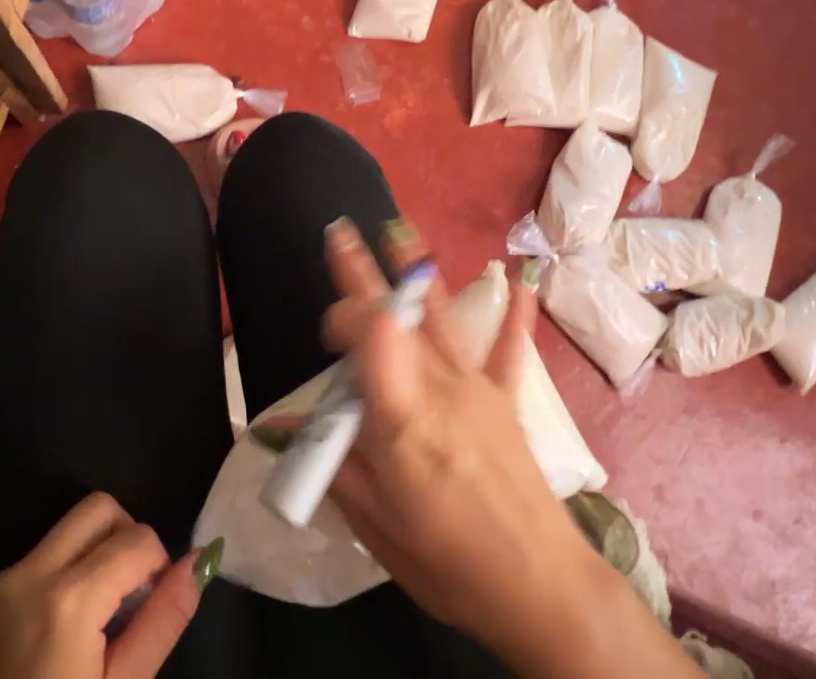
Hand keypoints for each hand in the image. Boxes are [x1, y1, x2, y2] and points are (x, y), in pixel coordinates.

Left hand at [0, 493, 218, 678]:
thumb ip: (164, 619)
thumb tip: (199, 558)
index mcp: (68, 601)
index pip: (138, 537)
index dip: (155, 567)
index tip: (145, 608)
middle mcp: (22, 577)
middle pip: (95, 510)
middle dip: (122, 538)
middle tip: (121, 596)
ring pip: (55, 541)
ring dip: (78, 568)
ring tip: (73, 632)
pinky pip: (17, 573)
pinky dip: (38, 594)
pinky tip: (29, 647)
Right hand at [321, 219, 703, 678]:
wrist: (539, 585)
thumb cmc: (446, 560)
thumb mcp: (373, 523)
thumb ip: (328, 465)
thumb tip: (276, 432)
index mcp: (400, 415)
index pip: (370, 333)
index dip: (344, 314)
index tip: (327, 333)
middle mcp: (438, 385)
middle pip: (398, 315)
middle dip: (363, 272)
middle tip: (339, 231)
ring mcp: (478, 388)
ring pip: (444, 317)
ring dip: (419, 271)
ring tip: (400, 230)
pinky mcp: (507, 401)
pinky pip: (510, 349)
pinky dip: (514, 314)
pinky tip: (522, 280)